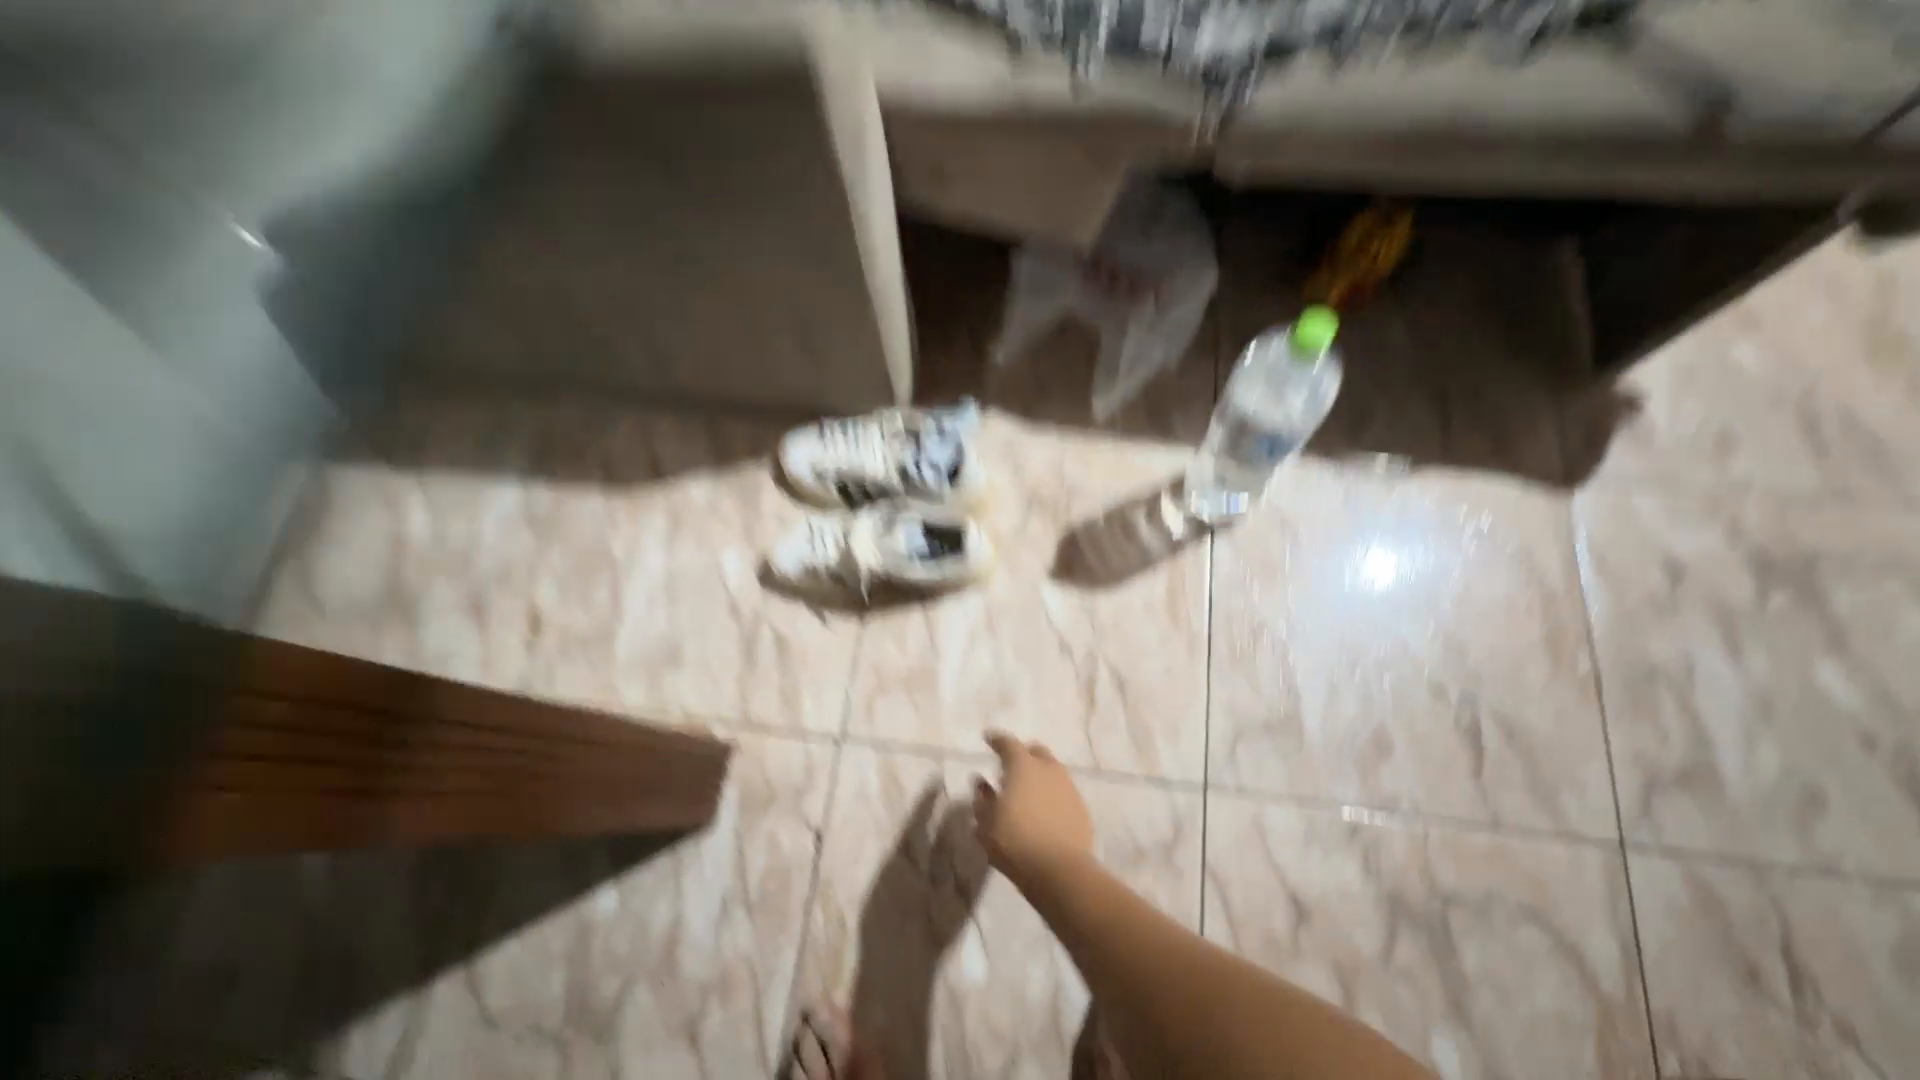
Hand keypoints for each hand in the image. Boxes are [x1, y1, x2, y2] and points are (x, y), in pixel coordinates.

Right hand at [973, 731, 1094, 884]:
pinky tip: (1044, 811)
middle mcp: (1049, 769)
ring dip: (1039, 775)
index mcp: (1022, 766)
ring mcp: (1069, 787)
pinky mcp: (1081, 808)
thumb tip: (982, 784)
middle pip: (1035, 751)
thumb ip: (982, 799)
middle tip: (1010, 767)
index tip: (988, 739)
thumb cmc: (1014, 842)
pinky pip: (1063, 792)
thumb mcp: (985, 824)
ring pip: (1052, 771)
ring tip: (1027, 791)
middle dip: (1023, 755)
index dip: (996, 740)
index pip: (1008, 743)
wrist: (1060, 870)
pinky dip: (1052, 794)